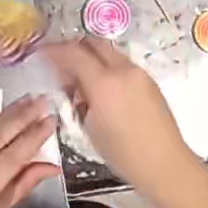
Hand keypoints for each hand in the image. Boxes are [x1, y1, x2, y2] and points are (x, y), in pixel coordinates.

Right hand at [41, 38, 206, 197]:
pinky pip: (121, 64)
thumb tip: (72, 84)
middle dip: (73, 48)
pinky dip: (106, 68)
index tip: (42, 52)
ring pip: (108, 52)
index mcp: (104, 82)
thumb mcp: (89, 127)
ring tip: (79, 80)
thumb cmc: (123, 153)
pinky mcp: (149, 81)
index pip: (73, 53)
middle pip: (93, 43)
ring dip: (90, 57)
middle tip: (59, 62)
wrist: (165, 164)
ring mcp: (139, 73)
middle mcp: (123, 70)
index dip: (54, 50)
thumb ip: (79, 98)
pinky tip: (100, 89)